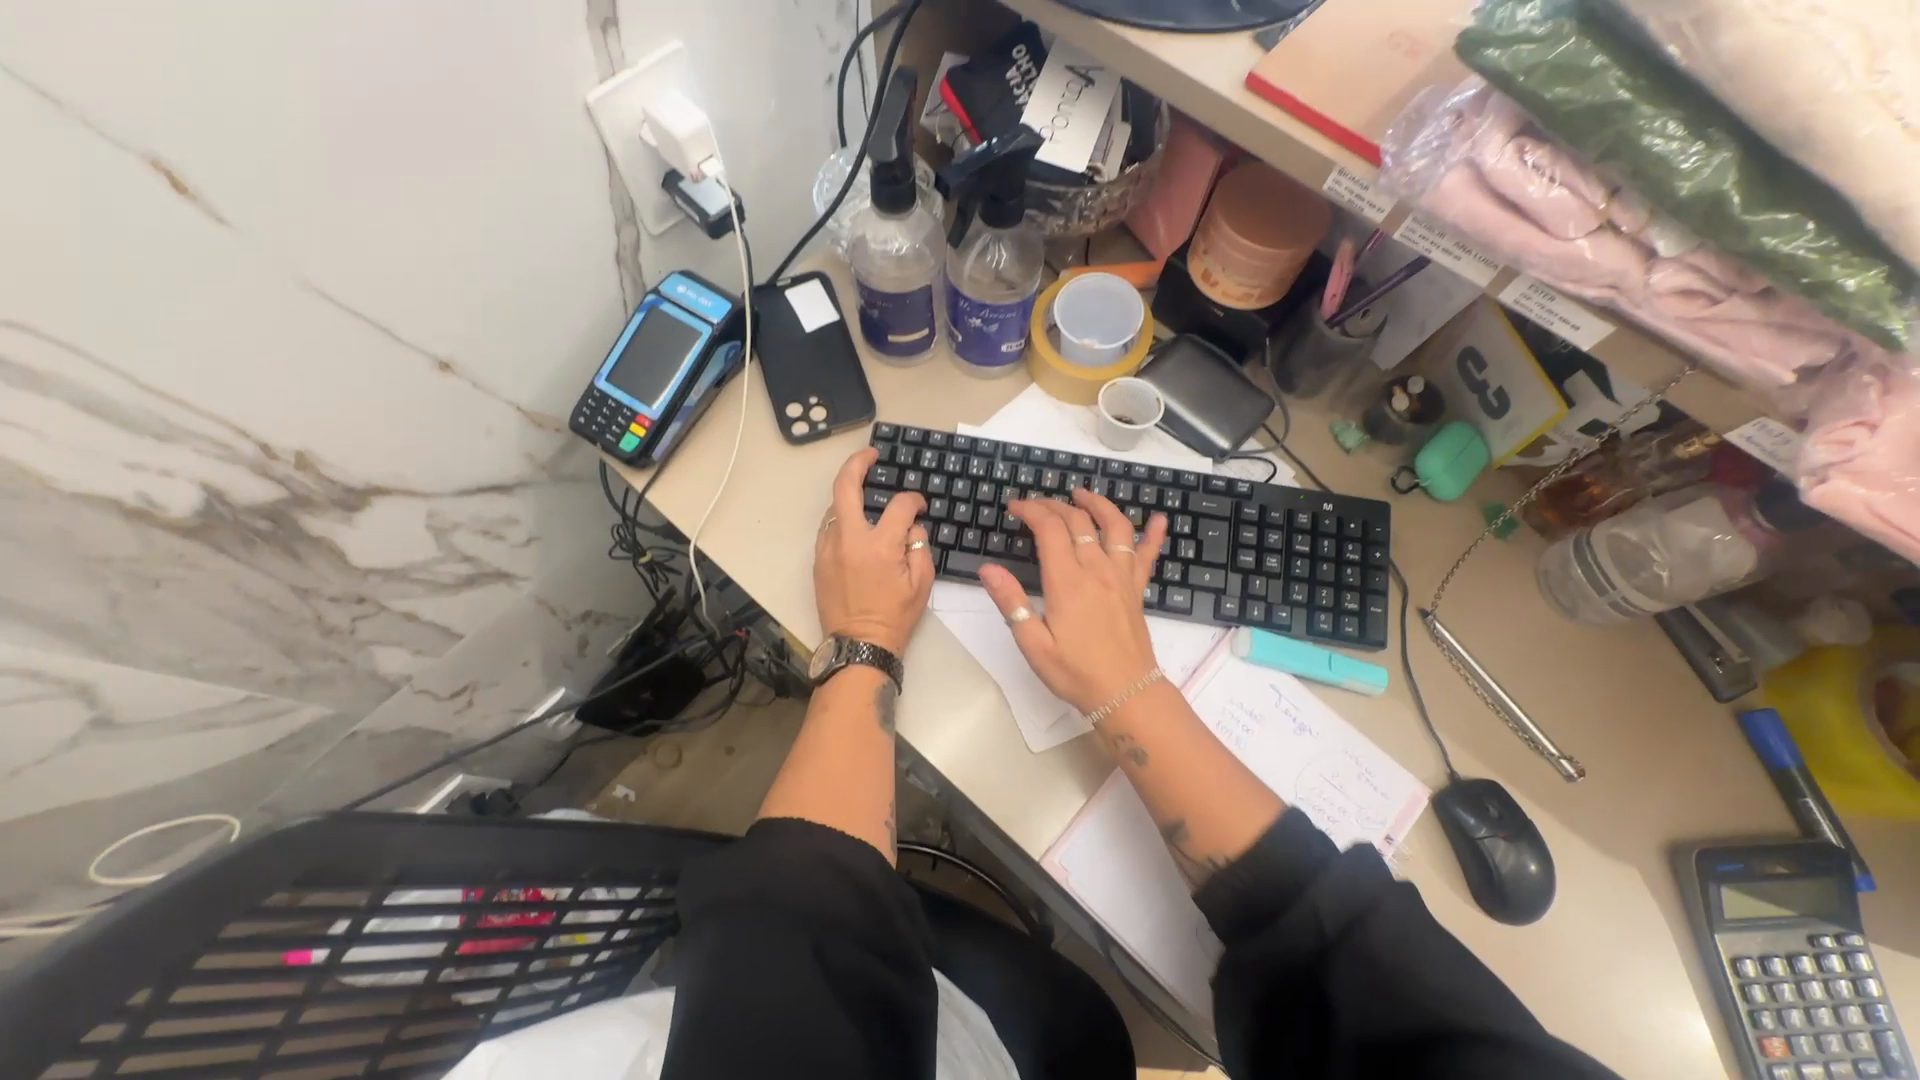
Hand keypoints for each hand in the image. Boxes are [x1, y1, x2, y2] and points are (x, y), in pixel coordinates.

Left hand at [814, 448, 933, 654]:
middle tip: (871, 456)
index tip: (919, 505)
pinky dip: (842, 519)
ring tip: (865, 493)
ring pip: (834, 507)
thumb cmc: (895, 616)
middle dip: (857, 463)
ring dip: (849, 495)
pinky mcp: (818, 560)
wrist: (858, 645)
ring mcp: (828, 548)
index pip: (900, 505)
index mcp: (879, 545)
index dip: (913, 499)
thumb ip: (919, 545)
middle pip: (845, 486)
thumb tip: (911, 525)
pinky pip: (829, 528)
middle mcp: (849, 540)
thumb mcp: (922, 582)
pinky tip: (854, 524)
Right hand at [978, 489, 1169, 712]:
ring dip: (1098, 505)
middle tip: (1035, 504)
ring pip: (1115, 526)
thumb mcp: (1033, 644)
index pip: (1049, 529)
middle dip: (1054, 505)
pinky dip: (1154, 534)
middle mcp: (1097, 570)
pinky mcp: (1137, 590)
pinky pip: (1148, 555)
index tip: (1014, 507)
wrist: (1126, 693)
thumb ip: (1012, 603)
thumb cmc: (1076, 673)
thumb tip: (988, 569)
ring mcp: (1122, 577)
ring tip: (1082, 495)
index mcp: (1067, 582)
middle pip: (1078, 521)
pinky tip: (1159, 519)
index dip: (1031, 510)